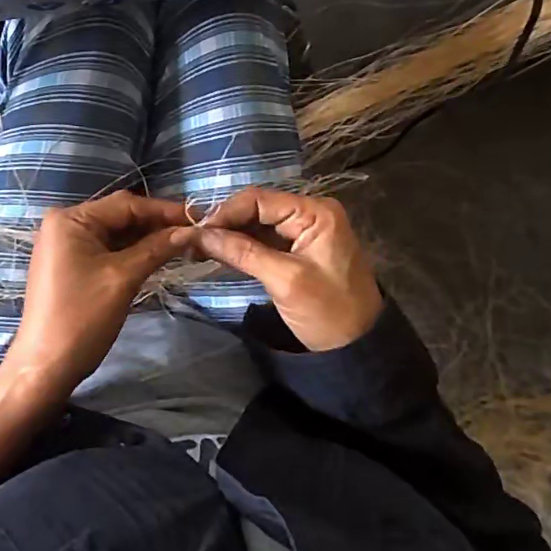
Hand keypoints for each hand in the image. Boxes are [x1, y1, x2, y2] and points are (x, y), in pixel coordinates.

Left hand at [0, 191, 189, 495]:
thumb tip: (189, 230)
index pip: (124, 204)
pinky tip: (157, 255)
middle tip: (196, 232)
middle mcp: (63, 223)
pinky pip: (104, 249)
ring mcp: (63, 244)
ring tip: (184, 243)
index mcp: (69, 219)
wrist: (47, 362)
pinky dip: (129, 251)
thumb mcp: (123, 278)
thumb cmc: (82, 317)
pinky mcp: (68, 263)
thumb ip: (156, 248)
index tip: (200, 216)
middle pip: (118, 216)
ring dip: (145, 238)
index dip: (163, 210)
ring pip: (113, 233)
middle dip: (155, 224)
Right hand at [191, 187, 381, 350]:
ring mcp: (302, 231)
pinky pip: (258, 239)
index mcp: (316, 213)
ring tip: (196, 248)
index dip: (224, 212)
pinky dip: (236, 246)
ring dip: (225, 235)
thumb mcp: (284, 280)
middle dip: (222, 224)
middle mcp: (309, 213)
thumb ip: (241, 251)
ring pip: (252, 224)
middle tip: (191, 241)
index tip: (196, 232)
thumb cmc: (330, 312)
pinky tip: (213, 253)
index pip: (258, 199)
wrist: (360, 350)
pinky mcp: (294, 249)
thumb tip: (197, 234)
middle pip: (253, 209)